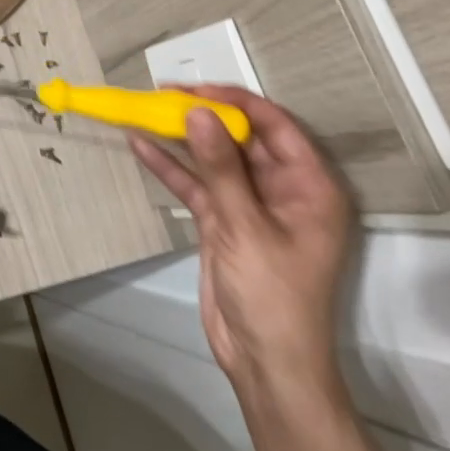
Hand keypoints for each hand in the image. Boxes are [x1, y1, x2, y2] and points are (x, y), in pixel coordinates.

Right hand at [128, 85, 353, 397]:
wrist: (265, 361)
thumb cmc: (273, 294)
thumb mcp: (246, 227)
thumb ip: (221, 168)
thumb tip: (198, 112)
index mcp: (310, 186)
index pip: (274, 125)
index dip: (234, 101)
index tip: (192, 90)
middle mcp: (282, 188)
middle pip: (240, 137)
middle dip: (202, 115)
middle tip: (160, 95)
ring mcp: (250, 204)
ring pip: (213, 157)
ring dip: (180, 137)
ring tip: (143, 109)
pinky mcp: (223, 221)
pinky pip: (196, 183)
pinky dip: (170, 166)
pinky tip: (139, 144)